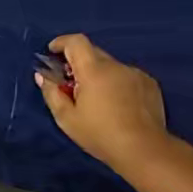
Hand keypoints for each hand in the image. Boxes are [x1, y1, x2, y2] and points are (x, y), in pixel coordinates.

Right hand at [35, 34, 173, 171]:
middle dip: (77, 63)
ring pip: (110, 67)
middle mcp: (116, 66)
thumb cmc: (99, 134)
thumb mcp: (67, 118)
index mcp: (94, 71)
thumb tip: (42, 76)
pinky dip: (116, 84)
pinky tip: (117, 106)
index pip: (76, 42)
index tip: (52, 51)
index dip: (61, 42)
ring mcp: (136, 73)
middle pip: (92, 54)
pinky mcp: (149, 84)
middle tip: (69, 85)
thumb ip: (52, 93)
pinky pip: (126, 77)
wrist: (143, 149)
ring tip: (96, 102)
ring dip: (98, 76)